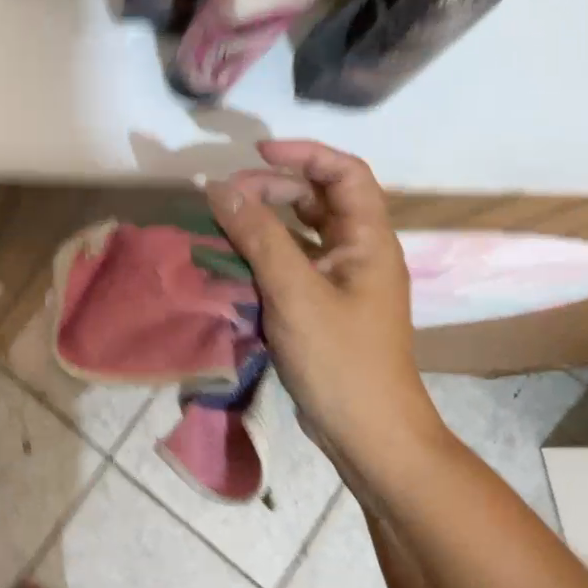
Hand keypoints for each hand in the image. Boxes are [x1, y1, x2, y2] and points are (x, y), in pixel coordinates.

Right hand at [203, 140, 443, 469]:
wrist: (368, 433)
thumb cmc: (340, 359)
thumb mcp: (294, 292)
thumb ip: (257, 236)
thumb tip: (219, 187)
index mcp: (368, 240)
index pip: (345, 173)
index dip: (304, 154)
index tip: (255, 155)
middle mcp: (358, 253)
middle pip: (318, 198)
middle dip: (272, 189)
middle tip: (226, 198)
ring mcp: (340, 281)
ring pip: (300, 232)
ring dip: (261, 222)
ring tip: (220, 226)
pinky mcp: (321, 306)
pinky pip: (290, 263)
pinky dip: (260, 255)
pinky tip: (230, 264)